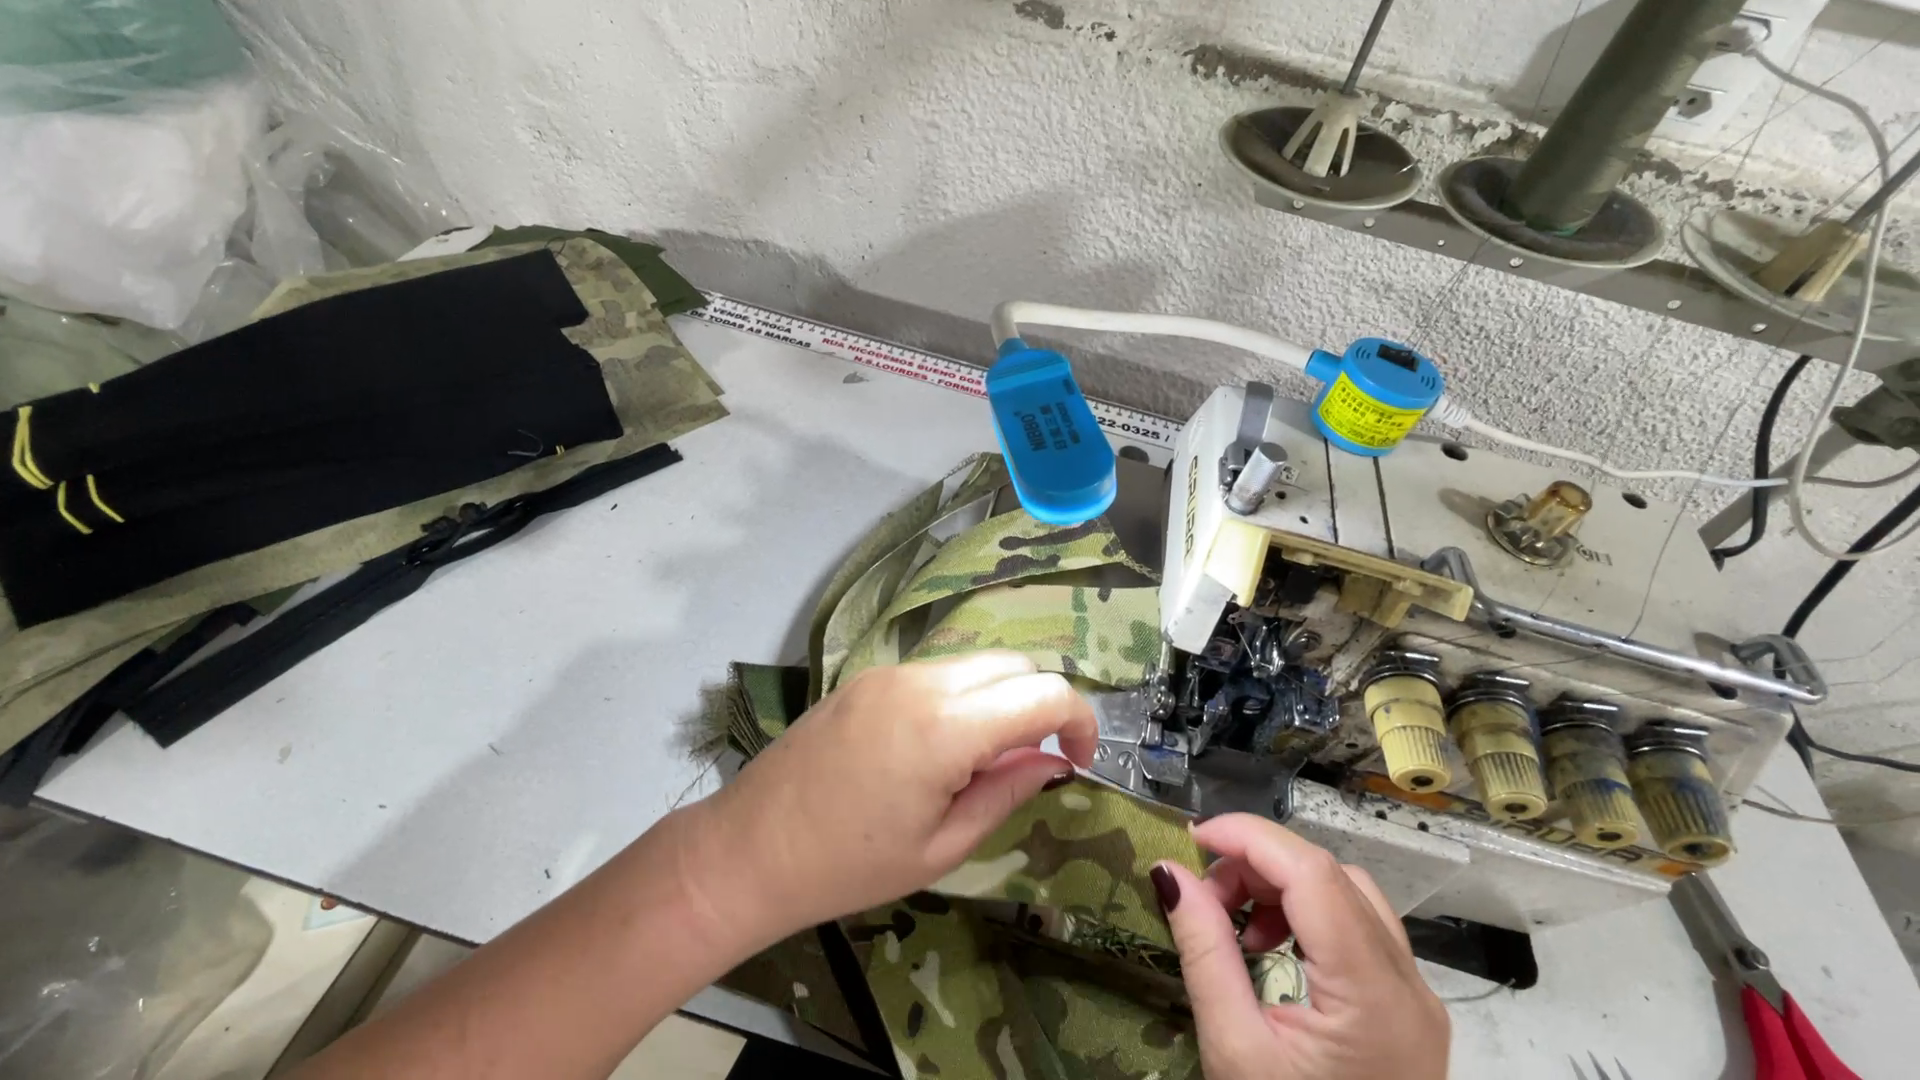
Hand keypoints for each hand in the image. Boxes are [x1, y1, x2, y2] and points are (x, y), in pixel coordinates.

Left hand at [679, 652, 1095, 946]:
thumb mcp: (942, 847)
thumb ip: (1007, 792)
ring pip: (975, 662)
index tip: (1078, 761)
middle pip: (1013, 663)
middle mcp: (921, 681)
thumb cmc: (848, 867)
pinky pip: (936, 671)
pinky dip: (962, 695)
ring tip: (984, 758)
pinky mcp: (866, 677)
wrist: (748, 850)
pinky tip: (942, 744)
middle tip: (1033, 761)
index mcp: (946, 727)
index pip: (1043, 692)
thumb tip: (1053, 760)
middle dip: (1041, 703)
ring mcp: (888, 673)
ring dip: (1000, 697)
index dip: (1079, 720)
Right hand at [1152, 815, 1448, 1079]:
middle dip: (1260, 864)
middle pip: (1333, 876)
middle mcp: (1411, 985)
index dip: (1250, 838)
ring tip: (1235, 921)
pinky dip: (1309, 916)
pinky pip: (1359, 929)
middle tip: (1205, 892)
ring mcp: (1417, 998)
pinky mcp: (1408, 1010)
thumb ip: (1203, 950)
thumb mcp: (1234, 1047)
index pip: (1313, 873)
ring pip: (1350, 895)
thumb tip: (1168, 871)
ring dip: (1284, 888)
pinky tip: (1271, 946)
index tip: (1191, 838)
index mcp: (1374, 995)